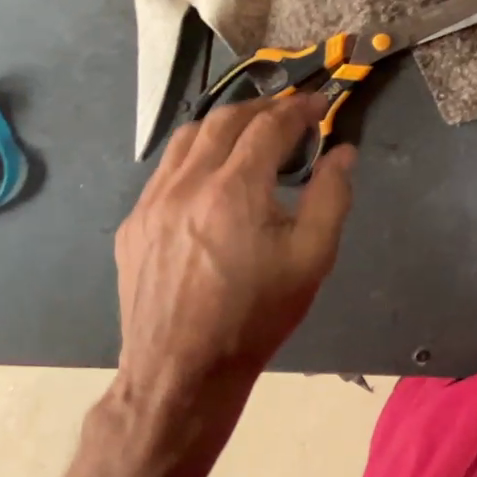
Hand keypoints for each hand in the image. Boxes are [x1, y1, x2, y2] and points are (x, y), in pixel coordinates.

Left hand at [112, 94, 356, 404]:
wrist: (182, 371)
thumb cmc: (257, 313)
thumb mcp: (314, 256)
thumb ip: (332, 195)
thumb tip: (343, 152)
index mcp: (234, 190)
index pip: (269, 126)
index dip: (300, 109)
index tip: (322, 105)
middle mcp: (186, 185)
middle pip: (224, 120)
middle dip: (263, 108)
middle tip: (292, 113)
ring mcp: (151, 204)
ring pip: (186, 138)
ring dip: (225, 125)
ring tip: (253, 133)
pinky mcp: (134, 225)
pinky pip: (165, 170)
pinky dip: (197, 154)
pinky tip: (215, 175)